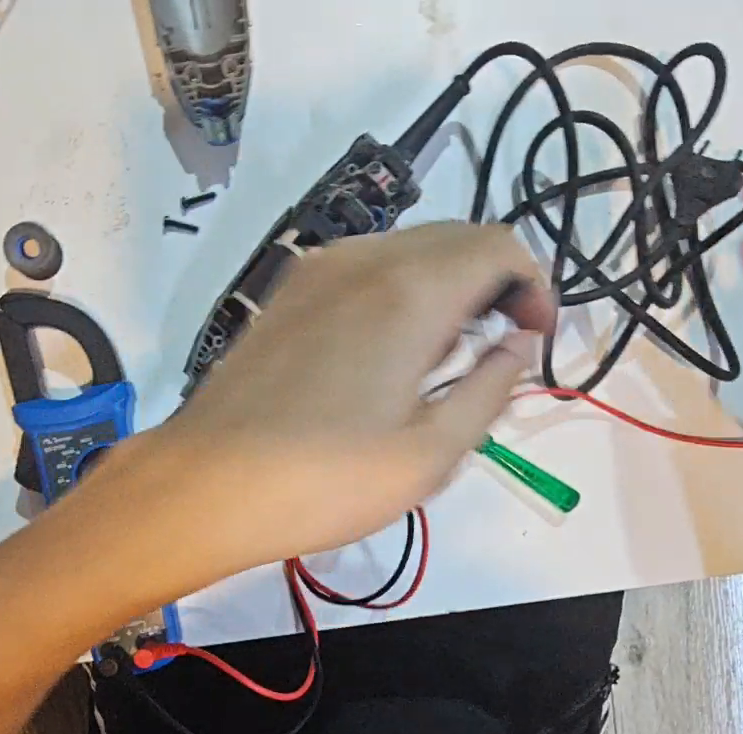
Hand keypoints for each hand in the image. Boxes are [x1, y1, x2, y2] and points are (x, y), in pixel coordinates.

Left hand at [104, 223, 556, 582]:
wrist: (206, 486)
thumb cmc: (324, 481)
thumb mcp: (430, 455)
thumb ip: (489, 388)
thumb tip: (517, 344)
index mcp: (410, 292)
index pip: (500, 246)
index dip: (536, 286)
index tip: (536, 341)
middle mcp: (364, 260)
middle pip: (457, 238)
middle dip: (496, 283)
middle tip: (496, 352)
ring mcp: (316, 271)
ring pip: (409, 250)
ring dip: (447, 288)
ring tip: (441, 363)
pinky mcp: (286, 295)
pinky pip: (364, 271)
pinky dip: (398, 293)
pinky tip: (387, 355)